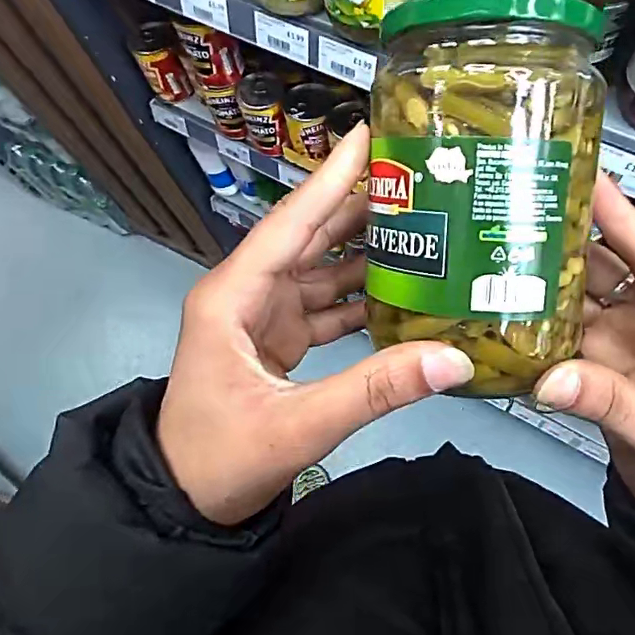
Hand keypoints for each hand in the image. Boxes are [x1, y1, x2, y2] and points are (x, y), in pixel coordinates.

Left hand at [157, 123, 476, 524]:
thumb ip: (374, 391)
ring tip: (425, 227)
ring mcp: (264, 315)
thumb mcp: (298, 426)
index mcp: (234, 296)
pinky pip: (326, 305)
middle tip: (417, 177)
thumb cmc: (219, 458)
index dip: (331, 178)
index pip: (291, 223)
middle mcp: (248, 293)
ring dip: (366, 251)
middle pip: (309, 237)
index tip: (368, 134)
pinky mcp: (278, 338)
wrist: (181, 500)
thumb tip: (453, 360)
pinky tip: (403, 290)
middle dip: (359, 206)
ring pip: (321, 269)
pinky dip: (360, 297)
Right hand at [532, 177, 634, 523]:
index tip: (585, 177)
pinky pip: (563, 326)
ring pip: (580, 290)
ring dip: (546, 272)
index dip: (621, 216)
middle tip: (521, 205)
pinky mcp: (599, 357)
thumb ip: (611, 403)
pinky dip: (536, 315)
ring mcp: (624, 334)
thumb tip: (547, 377)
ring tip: (500, 244)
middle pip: (610, 263)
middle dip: (570, 233)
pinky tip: (505, 301)